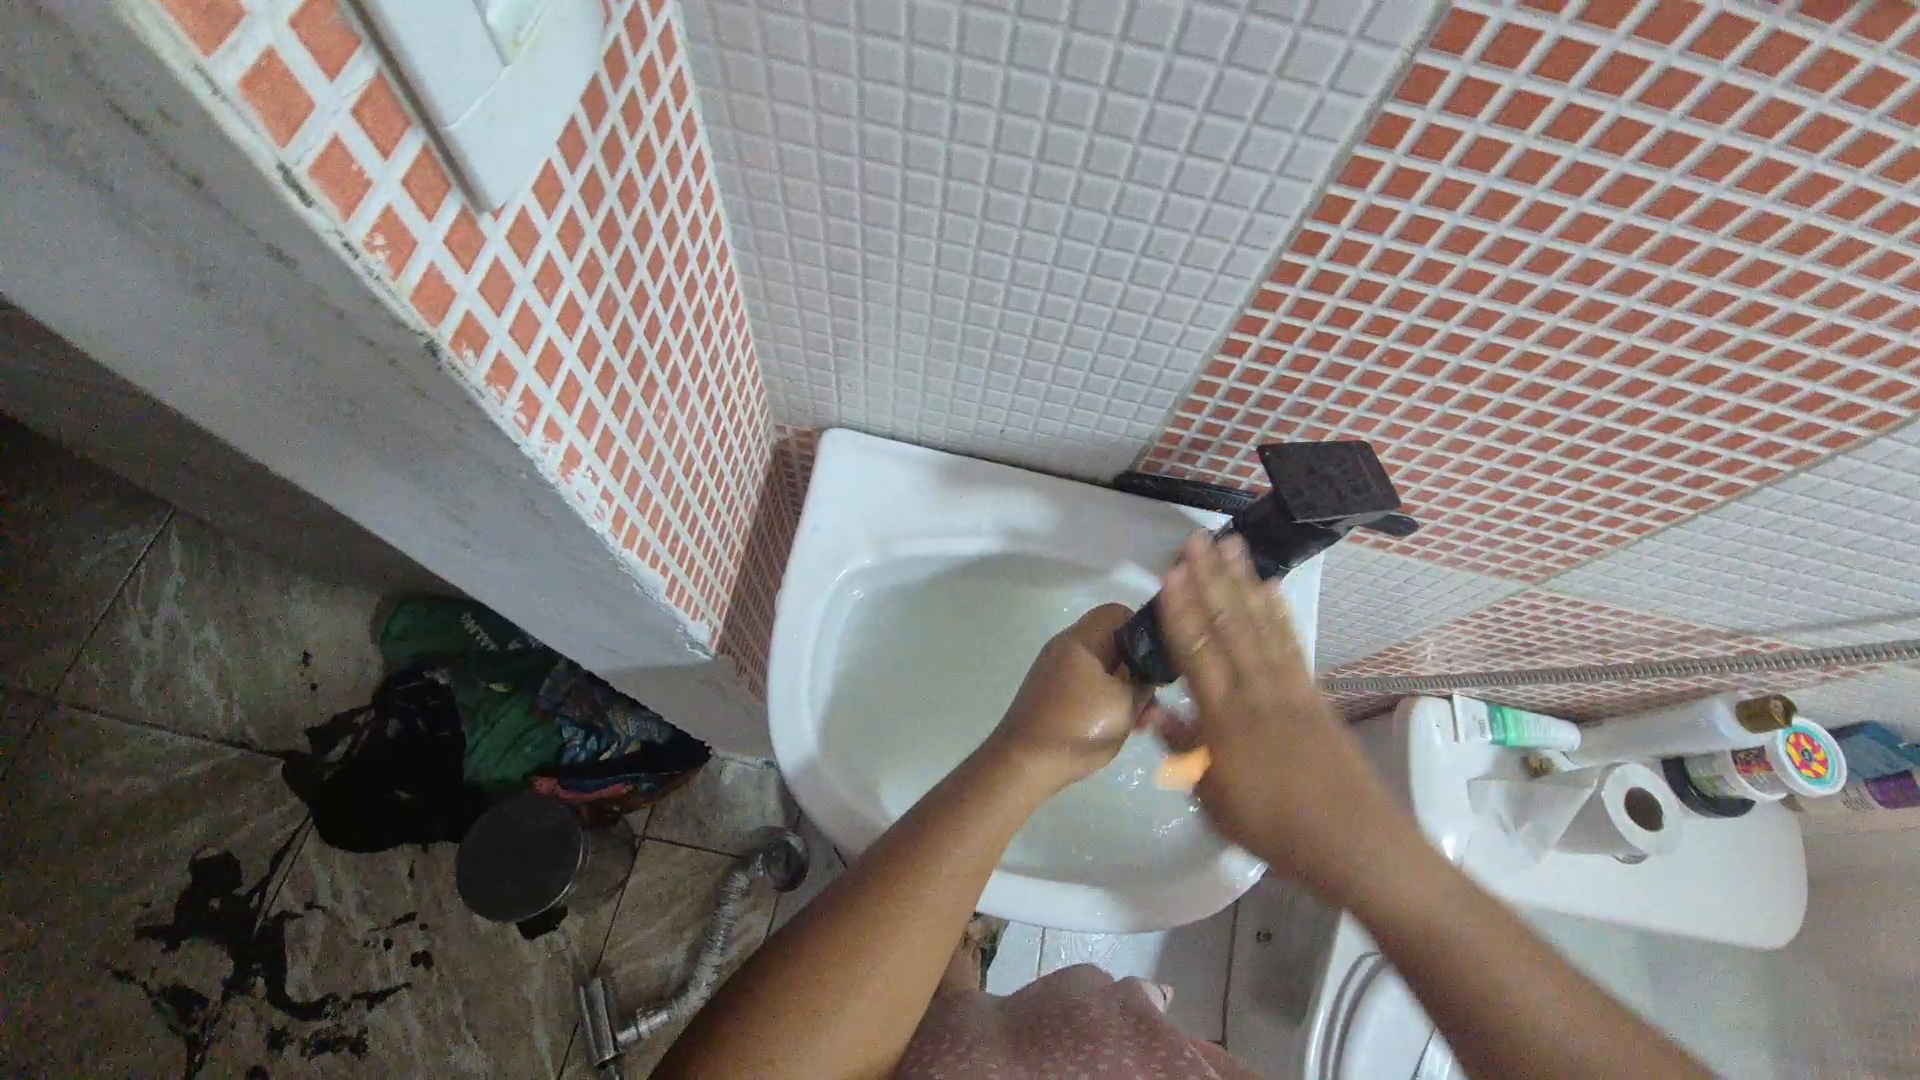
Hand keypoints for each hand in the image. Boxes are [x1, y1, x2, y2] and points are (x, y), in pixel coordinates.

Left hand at [984, 603, 1154, 796]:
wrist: (1024, 763)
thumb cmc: (1078, 728)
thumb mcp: (1125, 705)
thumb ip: (1145, 682)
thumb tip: (1153, 671)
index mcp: (1080, 640)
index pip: (1118, 613)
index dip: (1145, 631)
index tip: (1160, 660)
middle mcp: (1065, 648)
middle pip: (1112, 642)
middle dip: (1138, 668)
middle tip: (1154, 699)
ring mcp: (1056, 671)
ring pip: (1103, 668)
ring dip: (1125, 689)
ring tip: (1142, 720)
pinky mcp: (1053, 692)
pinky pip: (1088, 684)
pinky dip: (1107, 698)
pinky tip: (1121, 725)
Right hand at [1154, 532, 1425, 904]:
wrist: (1355, 843)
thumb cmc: (1274, 827)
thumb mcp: (1214, 798)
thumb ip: (1183, 749)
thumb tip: (1151, 710)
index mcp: (1225, 717)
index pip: (1197, 652)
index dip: (1182, 610)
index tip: (1172, 573)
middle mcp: (1256, 691)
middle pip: (1229, 626)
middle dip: (1210, 579)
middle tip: (1197, 540)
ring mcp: (1289, 688)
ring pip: (1260, 625)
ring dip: (1243, 583)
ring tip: (1232, 547)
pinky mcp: (1314, 695)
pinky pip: (1291, 644)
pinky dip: (1279, 613)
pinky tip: (1270, 590)